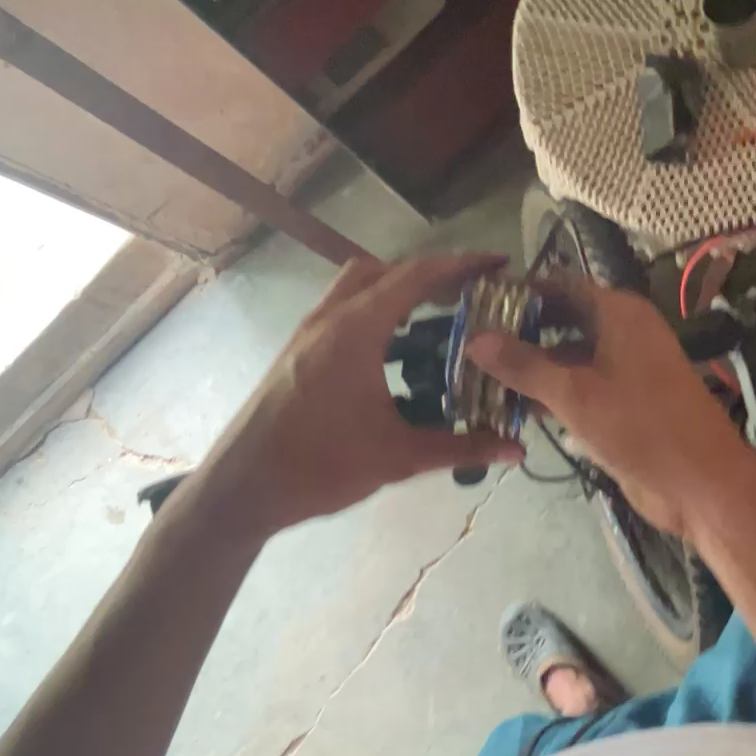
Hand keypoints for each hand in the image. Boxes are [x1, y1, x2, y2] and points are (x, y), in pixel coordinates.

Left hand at [203, 253, 524, 534]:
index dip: (462, 264)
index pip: (416, 276)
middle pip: (385, 269)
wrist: (239, 492)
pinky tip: (396, 352)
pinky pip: (344, 310)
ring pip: (357, 286)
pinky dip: (376, 311)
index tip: (498, 264)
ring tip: (437, 316)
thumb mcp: (399, 457)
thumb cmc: (320, 466)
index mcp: (356, 330)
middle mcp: (329, 319)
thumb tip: (517, 449)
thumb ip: (462, 448)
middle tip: (468, 292)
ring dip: (398, 289)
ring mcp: (307, 333)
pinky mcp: (297, 352)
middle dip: (430, 273)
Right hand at [464, 281, 749, 538]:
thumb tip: (474, 338)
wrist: (701, 482)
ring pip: (569, 358)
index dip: (519, 294)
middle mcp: (623, 332)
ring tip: (476, 378)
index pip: (561, 287)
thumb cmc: (641, 426)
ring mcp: (624, 368)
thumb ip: (524, 365)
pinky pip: (580, 387)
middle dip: (519, 334)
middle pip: (562, 321)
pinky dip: (551, 395)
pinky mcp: (623, 402)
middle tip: (467, 346)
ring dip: (531, 369)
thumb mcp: (575, 394)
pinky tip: (511, 409)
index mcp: (619, 313)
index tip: (473, 306)